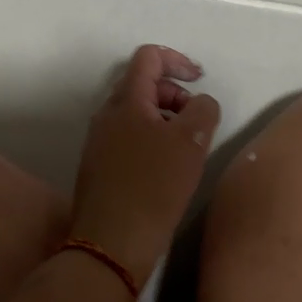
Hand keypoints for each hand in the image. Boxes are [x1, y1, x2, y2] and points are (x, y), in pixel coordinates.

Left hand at [67, 45, 219, 289]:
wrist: (109, 245)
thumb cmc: (152, 187)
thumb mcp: (190, 144)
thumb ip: (202, 110)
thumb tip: (200, 103)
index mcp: (126, 99)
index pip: (148, 57)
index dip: (177, 60)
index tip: (199, 79)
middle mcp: (107, 113)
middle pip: (142, 84)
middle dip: (174, 94)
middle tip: (196, 122)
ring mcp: (99, 141)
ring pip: (135, 113)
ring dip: (164, 119)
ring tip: (185, 149)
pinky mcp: (99, 167)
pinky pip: (128, 137)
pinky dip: (151, 140)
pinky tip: (166, 170)